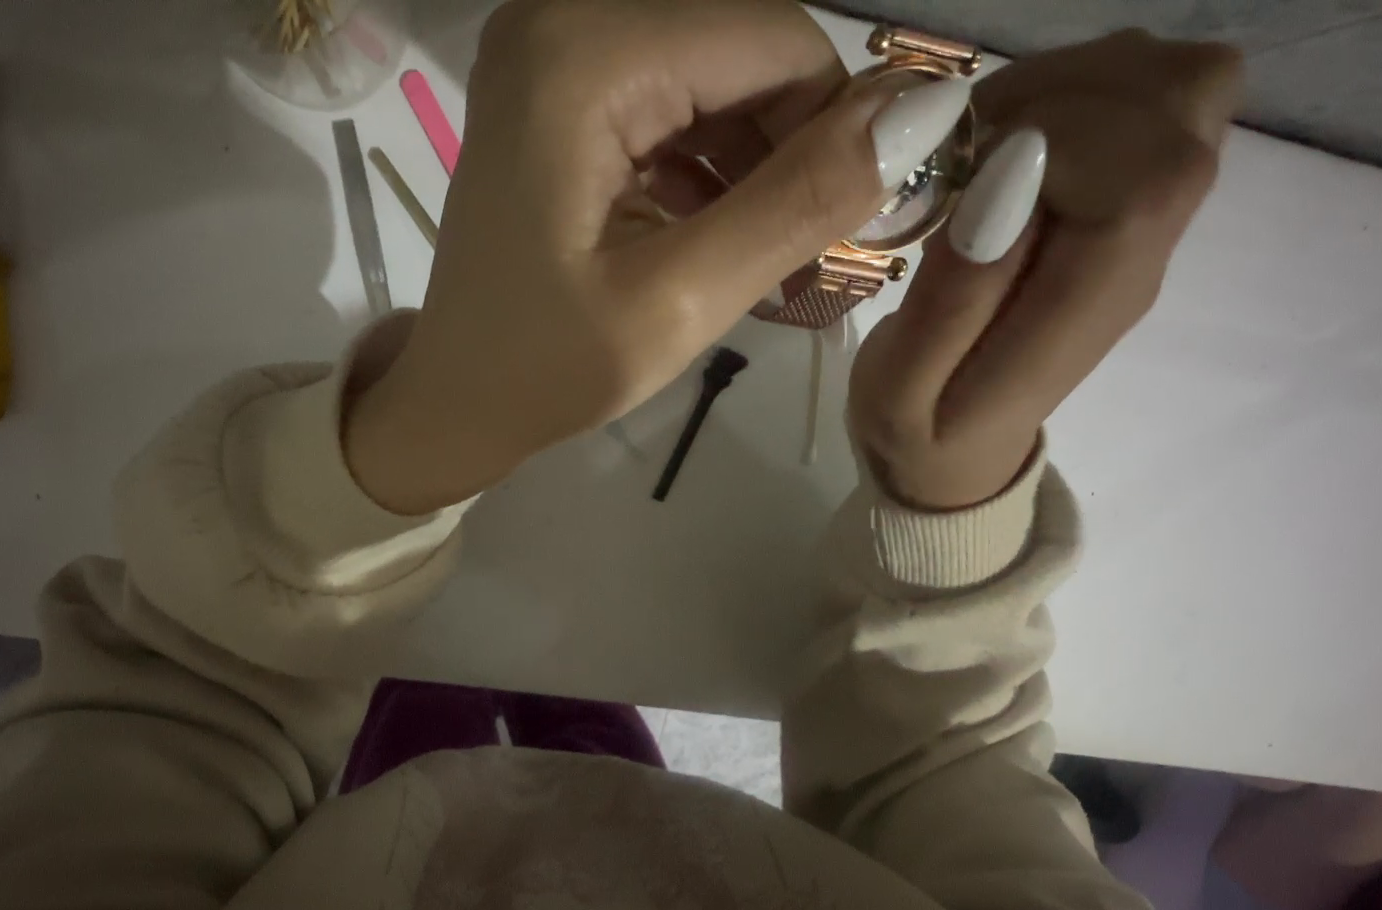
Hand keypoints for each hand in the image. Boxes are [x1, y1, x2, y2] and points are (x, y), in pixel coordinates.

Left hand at [345, 0, 905, 513]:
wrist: (455, 400)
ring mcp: (553, 52)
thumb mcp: (680, 301)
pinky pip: (669, 101)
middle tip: (806, 252)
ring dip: (755, 160)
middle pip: (742, 49)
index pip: (775, 38)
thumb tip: (926, 111)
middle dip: (791, 146)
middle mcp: (563, 17)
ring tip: (767, 257)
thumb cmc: (548, 369)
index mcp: (585, 56)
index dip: (836, 125)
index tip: (848, 223)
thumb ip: (798, 202)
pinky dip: (708, 164)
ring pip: (713, 76)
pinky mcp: (556, 93)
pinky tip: (717, 234)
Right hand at [849, 31, 1243, 509]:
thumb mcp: (901, 392)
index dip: (1055, 139)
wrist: (959, 457)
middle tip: (968, 147)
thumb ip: (949, 299)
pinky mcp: (1122, 206)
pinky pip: (1143, 100)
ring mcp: (1143, 224)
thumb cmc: (920, 433)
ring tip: (983, 145)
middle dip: (1062, 91)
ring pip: (1176, 82)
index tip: (961, 173)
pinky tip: (1005, 144)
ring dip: (1068, 82)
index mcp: (1088, 309)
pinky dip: (1073, 91)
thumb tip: (1004, 172)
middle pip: (1185, 102)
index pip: (1145, 177)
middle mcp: (1140, 253)